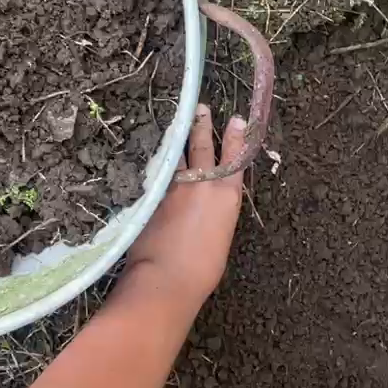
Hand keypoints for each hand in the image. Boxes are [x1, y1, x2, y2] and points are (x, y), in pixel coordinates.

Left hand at [121, 105, 247, 303]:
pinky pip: (157, 171)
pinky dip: (158, 162)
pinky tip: (152, 154)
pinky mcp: (151, 195)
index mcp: (227, 196)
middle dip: (203, 126)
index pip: (235, 158)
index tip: (236, 119)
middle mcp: (202, 184)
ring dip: (179, 138)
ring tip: (178, 123)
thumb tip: (205, 206)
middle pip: (203, 147)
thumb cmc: (202, 270)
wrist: (166, 278)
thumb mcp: (220, 237)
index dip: (236, 137)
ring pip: (177, 154)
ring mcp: (174, 186)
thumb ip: (215, 214)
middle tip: (201, 108)